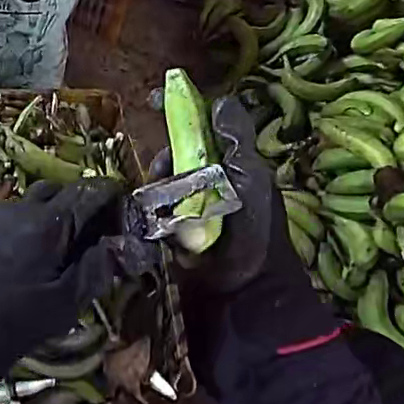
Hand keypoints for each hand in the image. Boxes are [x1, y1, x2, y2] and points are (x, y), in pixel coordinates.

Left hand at [0, 179, 124, 399]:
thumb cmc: (17, 323)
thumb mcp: (67, 302)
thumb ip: (97, 267)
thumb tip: (121, 242)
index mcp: (48, 223)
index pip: (87, 191)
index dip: (109, 194)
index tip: (122, 205)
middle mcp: (20, 210)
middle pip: (57, 189)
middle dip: (78, 200)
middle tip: (91, 227)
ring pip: (30, 202)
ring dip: (49, 213)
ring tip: (58, 243)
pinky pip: (8, 217)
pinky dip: (25, 225)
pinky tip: (26, 255)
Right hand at [158, 98, 339, 394]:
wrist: (244, 304)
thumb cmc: (255, 237)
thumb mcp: (253, 182)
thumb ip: (237, 142)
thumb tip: (221, 100)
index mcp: (231, 170)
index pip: (201, 132)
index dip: (180, 115)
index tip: (155, 102)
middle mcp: (207, 188)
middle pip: (173, 157)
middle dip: (167, 159)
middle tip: (167, 172)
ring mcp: (187, 215)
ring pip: (158, 185)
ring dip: (158, 190)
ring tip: (164, 206)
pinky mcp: (168, 241)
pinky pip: (148, 216)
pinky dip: (147, 215)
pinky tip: (151, 223)